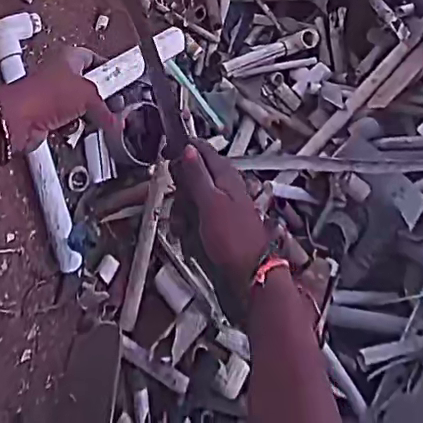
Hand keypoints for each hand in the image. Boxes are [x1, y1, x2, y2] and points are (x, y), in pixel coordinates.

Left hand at [0, 46, 115, 150]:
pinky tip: (74, 127)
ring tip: (94, 119)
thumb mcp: (87, 94)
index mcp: (70, 57)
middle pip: (91, 85)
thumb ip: (106, 107)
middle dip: (102, 99)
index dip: (110, 69)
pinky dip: (74, 126)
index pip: (96, 59)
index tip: (123, 80)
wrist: (19, 120)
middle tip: (113, 106)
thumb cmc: (44, 94)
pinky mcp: (49, 117)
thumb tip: (116, 118)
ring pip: (81, 107)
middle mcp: (62, 74)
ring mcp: (55, 96)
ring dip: (88, 116)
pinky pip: (71, 122)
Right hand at [174, 139, 271, 289]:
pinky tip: (188, 233)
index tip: (170, 155)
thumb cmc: (234, 239)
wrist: (252, 274)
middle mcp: (227, 185)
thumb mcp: (209, 203)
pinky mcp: (222, 221)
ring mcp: (225, 203)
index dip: (185, 150)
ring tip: (181, 224)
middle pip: (197, 174)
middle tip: (177, 201)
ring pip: (196, 195)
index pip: (204, 150)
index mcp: (226, 175)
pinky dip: (191, 222)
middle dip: (182, 187)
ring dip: (184, 208)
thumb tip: (188, 148)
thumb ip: (197, 175)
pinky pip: (200, 214)